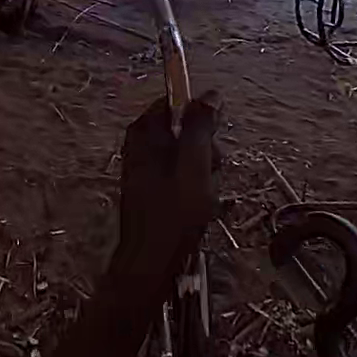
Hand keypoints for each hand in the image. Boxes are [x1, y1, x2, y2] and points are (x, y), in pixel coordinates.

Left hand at [110, 94, 216, 287]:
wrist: (151, 262)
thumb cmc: (172, 212)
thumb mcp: (193, 164)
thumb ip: (200, 128)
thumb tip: (211, 94)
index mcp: (143, 132)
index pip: (176, 104)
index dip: (200, 117)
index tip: (215, 138)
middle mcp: (141, 145)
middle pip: (184, 131)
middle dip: (206, 151)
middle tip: (212, 173)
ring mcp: (146, 168)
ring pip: (188, 157)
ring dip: (205, 174)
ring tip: (207, 197)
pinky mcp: (153, 189)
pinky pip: (183, 178)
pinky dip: (197, 190)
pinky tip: (203, 209)